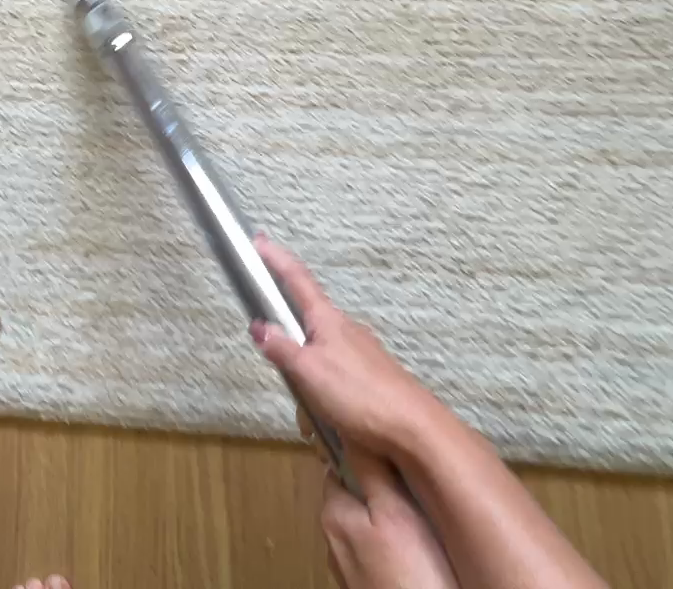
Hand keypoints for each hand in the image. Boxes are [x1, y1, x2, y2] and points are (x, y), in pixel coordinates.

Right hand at [250, 236, 437, 455]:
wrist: (414, 430)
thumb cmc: (358, 394)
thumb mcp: (308, 371)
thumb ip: (281, 348)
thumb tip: (259, 325)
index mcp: (327, 319)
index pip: (297, 279)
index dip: (276, 259)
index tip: (260, 241)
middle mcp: (343, 329)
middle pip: (305, 320)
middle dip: (287, 340)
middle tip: (278, 362)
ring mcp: (358, 354)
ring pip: (317, 355)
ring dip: (304, 378)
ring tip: (307, 412)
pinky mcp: (367, 379)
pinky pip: (333, 378)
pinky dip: (321, 395)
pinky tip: (324, 419)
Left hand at [322, 444, 456, 588]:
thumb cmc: (415, 573)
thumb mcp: (396, 512)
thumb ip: (371, 470)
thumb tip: (346, 426)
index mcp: (332, 513)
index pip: (339, 467)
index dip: (363, 456)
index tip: (392, 452)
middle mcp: (332, 541)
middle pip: (354, 497)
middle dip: (378, 490)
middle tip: (415, 487)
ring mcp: (350, 570)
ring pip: (367, 528)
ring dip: (388, 520)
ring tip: (422, 516)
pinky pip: (378, 555)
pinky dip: (394, 548)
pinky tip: (420, 550)